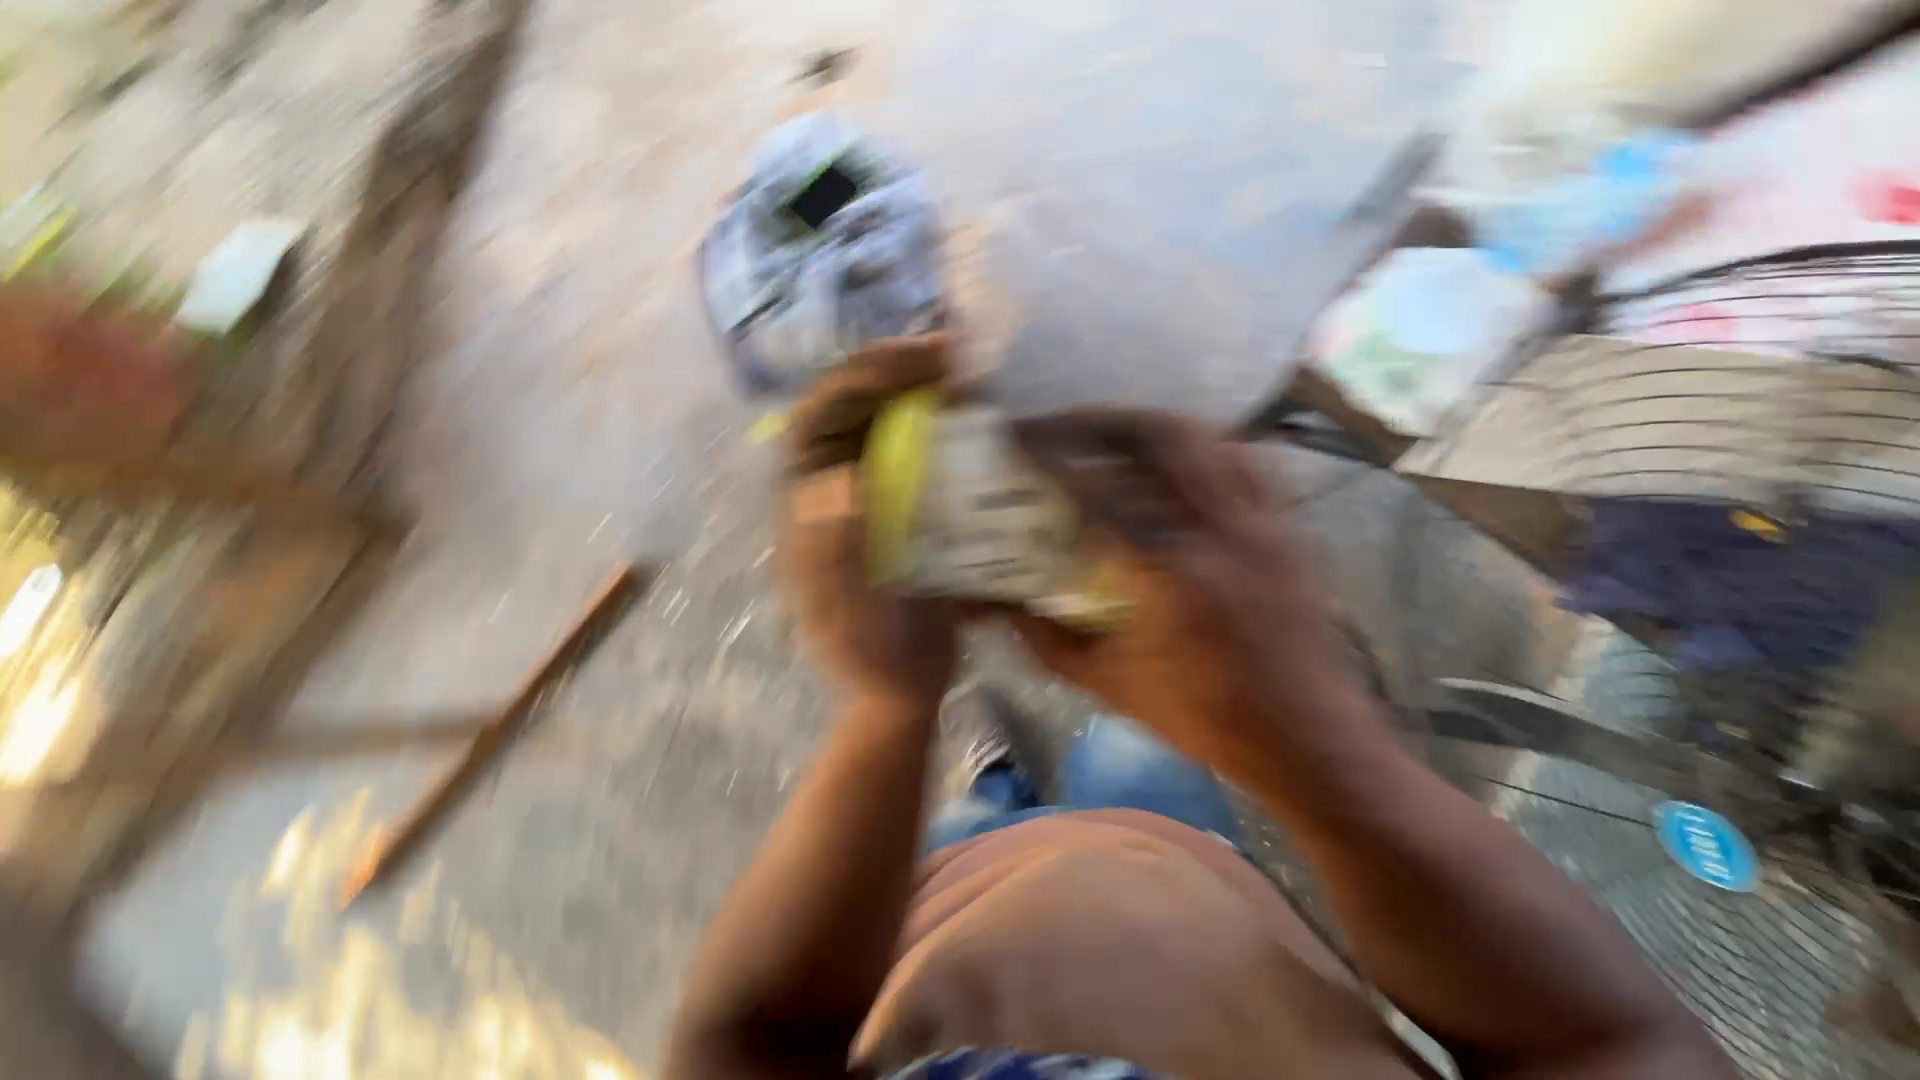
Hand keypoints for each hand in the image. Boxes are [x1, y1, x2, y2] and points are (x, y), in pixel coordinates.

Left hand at [781, 334, 958, 708]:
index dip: (860, 379)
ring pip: (887, 421)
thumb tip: (839, 483)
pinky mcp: (905, 508)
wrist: (900, 689)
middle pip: (853, 408)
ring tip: (969, 370)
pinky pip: (921, 450)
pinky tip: (979, 412)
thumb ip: (832, 555)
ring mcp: (871, 495)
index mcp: (806, 504)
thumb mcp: (846, 615)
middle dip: (897, 370)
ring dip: (922, 388)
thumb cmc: (869, 657)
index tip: (915, 363)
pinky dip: (946, 423)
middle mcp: (833, 487)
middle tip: (955, 354)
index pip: (818, 418)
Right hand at [1006, 410, 1362, 774]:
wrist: (1306, 737)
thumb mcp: (1109, 686)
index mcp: (1169, 573)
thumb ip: (1046, 640)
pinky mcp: (1290, 528)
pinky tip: (1181, 462)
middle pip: (1160, 437)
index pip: (1098, 489)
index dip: (1051, 455)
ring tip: (1116, 434)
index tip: (1019, 438)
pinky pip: (1247, 460)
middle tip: (1064, 424)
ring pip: (1209, 438)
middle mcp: (1221, 530)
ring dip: (1153, 426)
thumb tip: (996, 604)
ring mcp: (1264, 523)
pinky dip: (1205, 447)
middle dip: (1103, 420)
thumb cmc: (1204, 718)